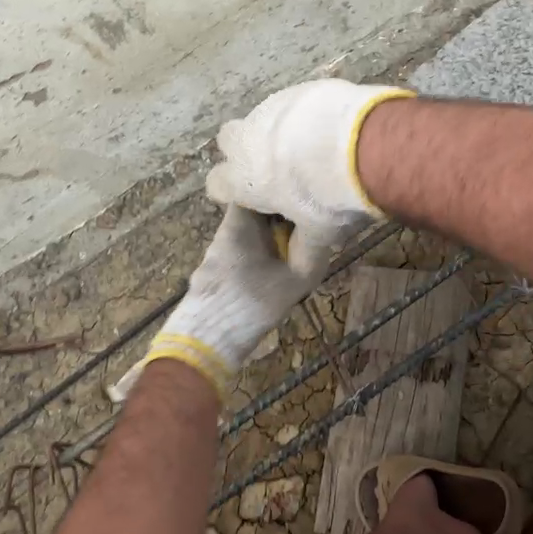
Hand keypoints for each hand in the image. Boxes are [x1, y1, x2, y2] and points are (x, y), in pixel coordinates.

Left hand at [111, 206, 326, 404]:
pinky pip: (237, 255)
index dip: (280, 191)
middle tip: (302, 226)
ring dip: (265, 238)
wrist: (206, 344)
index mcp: (239, 224)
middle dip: (276, 216)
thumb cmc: (251, 304)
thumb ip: (312, 255)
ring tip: (289, 250)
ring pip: (244, 235)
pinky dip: (254, 256)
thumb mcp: (295, 281)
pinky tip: (268, 273)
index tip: (300, 198)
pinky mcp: (209, 275)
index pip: (256, 190)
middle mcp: (223, 233)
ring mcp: (213, 254)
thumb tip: (326, 238)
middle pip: (252, 212)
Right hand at [204, 79, 414, 275]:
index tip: (256, 197)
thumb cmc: (330, 197)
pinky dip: (304, 113)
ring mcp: (270, 109)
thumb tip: (300, 270)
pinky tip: (329, 126)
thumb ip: (304, 251)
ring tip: (312, 145)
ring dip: (276, 130)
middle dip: (245, 150)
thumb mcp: (320, 234)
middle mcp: (246, 140)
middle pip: (228, 140)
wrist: (361, 143)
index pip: (215, 184)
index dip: (234, 190)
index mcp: (242, 179)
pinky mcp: (298, 89)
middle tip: (277, 166)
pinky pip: (292, 102)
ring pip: (260, 117)